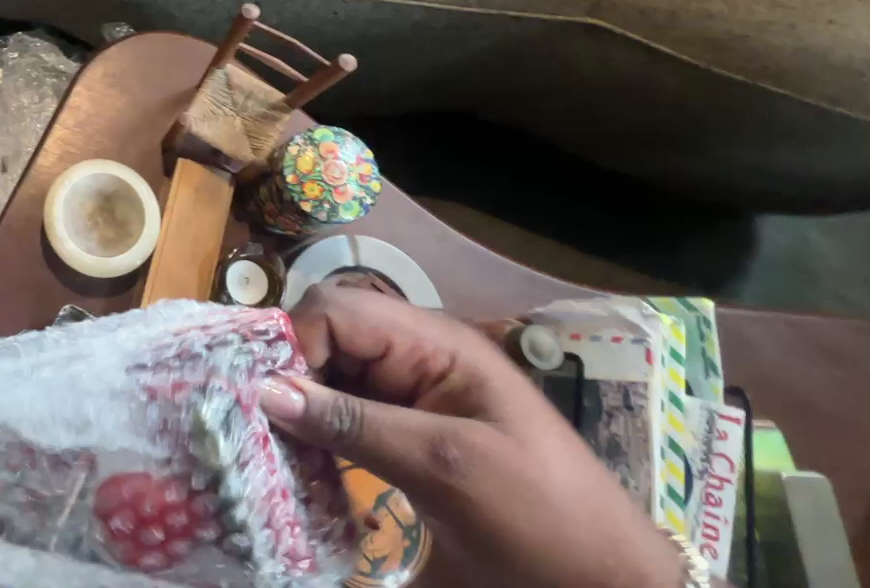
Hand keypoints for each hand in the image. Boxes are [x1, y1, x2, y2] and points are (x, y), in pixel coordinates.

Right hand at [259, 288, 688, 587]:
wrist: (607, 587)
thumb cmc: (540, 517)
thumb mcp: (444, 466)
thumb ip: (354, 424)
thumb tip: (264, 391)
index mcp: (430, 340)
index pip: (335, 310)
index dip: (295, 342)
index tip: (267, 399)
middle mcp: (412, 352)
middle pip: (326, 334)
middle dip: (289, 370)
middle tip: (262, 424)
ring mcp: (408, 390)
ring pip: (328, 372)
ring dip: (297, 403)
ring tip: (272, 446)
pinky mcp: (404, 427)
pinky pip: (343, 410)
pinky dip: (315, 430)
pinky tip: (302, 462)